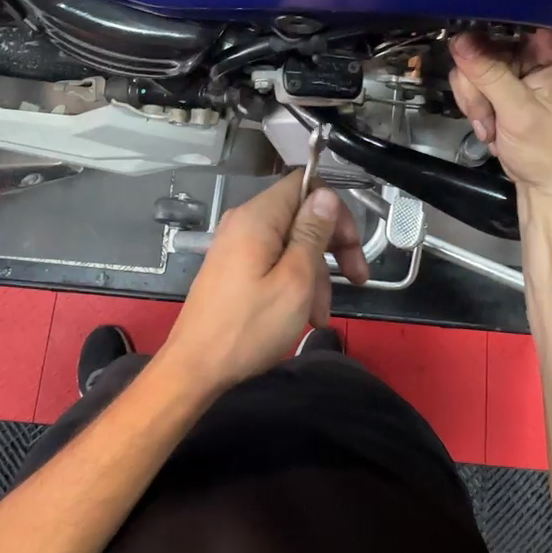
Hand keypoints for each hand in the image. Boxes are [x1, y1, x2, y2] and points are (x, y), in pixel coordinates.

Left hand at [158, 175, 367, 393]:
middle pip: (300, 215)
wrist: (195, 368)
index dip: (334, 208)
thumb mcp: (294, 281)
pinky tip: (304, 315)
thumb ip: (312, 233)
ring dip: (314, 274)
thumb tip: (326, 195)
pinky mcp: (234, 268)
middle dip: (331, 246)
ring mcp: (237, 246)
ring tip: (320, 315)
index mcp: (258, 217)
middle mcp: (244, 222)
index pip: (304, 183)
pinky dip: (293, 282)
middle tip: (356, 278)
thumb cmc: (248, 326)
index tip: (352, 244)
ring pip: (290, 243)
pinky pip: (273, 262)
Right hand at [449, 29, 551, 198]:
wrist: (549, 188)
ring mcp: (518, 70)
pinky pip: (472, 81)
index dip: (489, 29)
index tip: (472, 50)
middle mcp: (538, 53)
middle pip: (486, 42)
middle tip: (486, 112)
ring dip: (475, 100)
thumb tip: (459, 41)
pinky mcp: (502, 85)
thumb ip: (489, 75)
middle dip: (478, 81)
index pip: (517, 19)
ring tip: (492, 126)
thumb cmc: (551, 152)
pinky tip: (491, 127)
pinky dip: (476, 106)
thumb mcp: (519, 113)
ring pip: (472, 63)